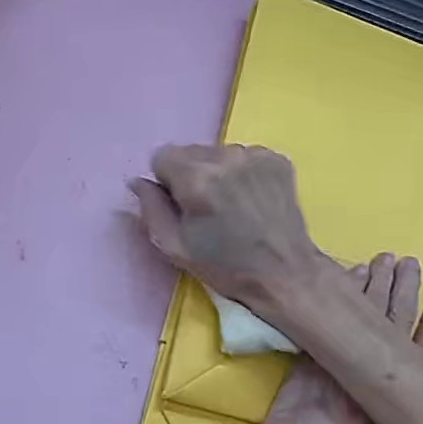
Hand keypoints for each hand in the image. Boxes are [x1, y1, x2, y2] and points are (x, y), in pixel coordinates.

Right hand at [129, 144, 329, 309]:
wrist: (284, 272)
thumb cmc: (225, 266)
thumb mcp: (175, 246)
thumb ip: (150, 209)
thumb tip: (137, 181)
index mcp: (196, 178)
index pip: (162, 156)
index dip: (167, 182)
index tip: (182, 206)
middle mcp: (225, 156)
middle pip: (190, 151)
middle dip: (191, 174)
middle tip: (207, 208)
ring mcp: (254, 154)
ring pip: (218, 152)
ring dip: (218, 171)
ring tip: (232, 204)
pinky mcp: (276, 158)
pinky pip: (245, 156)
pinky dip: (242, 172)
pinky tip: (251, 199)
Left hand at [232, 253, 422, 423]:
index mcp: (409, 390)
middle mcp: (380, 364)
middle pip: (396, 316)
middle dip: (405, 288)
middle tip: (410, 263)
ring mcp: (344, 352)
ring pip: (365, 307)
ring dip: (375, 282)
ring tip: (383, 260)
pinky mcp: (313, 350)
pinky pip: (329, 311)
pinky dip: (341, 291)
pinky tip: (345, 275)